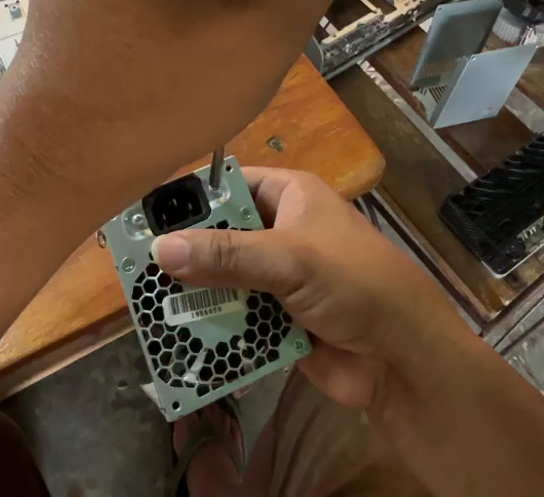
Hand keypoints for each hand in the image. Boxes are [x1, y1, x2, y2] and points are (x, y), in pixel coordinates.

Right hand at [148, 167, 461, 409]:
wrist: (406, 358)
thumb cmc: (355, 283)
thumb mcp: (290, 259)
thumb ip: (226, 254)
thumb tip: (160, 248)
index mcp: (290, 196)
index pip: (229, 186)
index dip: (190, 199)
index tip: (144, 217)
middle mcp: (282, 232)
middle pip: (221, 238)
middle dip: (187, 256)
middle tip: (137, 270)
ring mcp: (280, 279)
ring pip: (226, 282)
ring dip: (198, 298)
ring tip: (151, 311)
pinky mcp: (280, 322)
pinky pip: (238, 321)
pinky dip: (217, 332)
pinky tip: (182, 345)